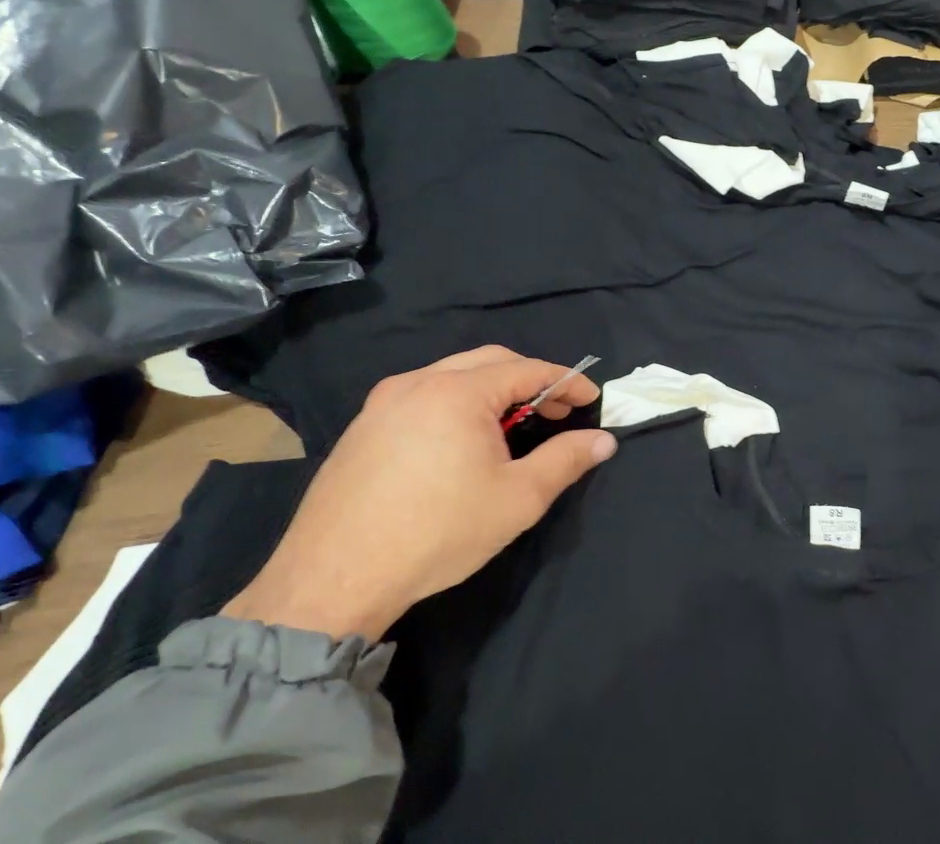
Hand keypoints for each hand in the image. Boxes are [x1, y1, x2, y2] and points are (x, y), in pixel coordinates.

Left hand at [222, 346, 615, 641]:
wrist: (335, 578)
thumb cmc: (439, 532)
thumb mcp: (519, 498)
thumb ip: (567, 460)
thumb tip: (604, 440)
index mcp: (457, 393)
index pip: (527, 369)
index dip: (566, 381)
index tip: (591, 400)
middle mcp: (416, 384)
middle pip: (489, 361)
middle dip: (531, 379)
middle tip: (558, 411)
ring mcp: (381, 405)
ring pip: (452, 376)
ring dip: (493, 390)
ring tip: (516, 426)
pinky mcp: (361, 429)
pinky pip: (422, 397)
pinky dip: (458, 404)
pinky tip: (465, 442)